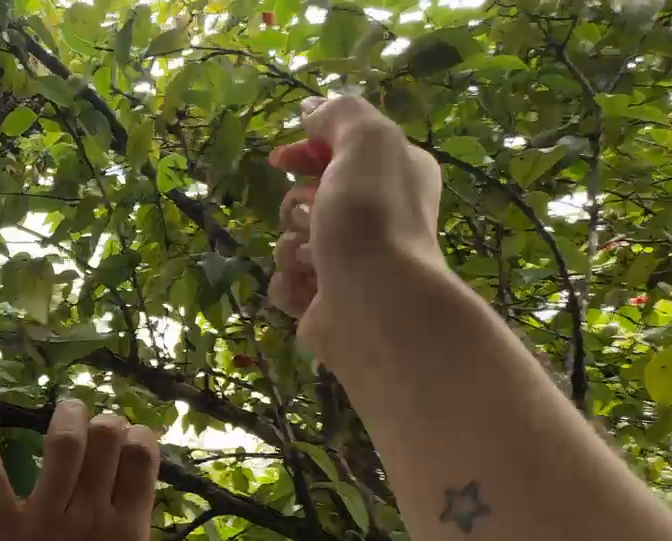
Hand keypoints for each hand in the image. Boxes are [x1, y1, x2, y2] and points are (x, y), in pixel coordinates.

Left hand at [0, 394, 182, 540]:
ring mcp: (46, 520)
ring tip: (68, 410)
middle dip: (107, 424)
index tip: (131, 446)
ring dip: (68, 417)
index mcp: (130, 536)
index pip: (144, 460)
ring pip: (63, 444)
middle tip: (97, 432)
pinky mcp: (5, 530)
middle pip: (107, 441)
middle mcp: (92, 518)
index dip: (140, 439)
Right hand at [267, 96, 444, 341]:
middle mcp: (373, 216)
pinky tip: (306, 288)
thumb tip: (312, 108)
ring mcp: (347, 261)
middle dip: (296, 205)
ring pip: (291, 241)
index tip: (279, 159)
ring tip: (313, 259)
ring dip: (290, 246)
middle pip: (307, 198)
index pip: (341, 152)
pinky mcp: (323, 300)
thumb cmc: (372, 217)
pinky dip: (289, 283)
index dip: (307, 150)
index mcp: (392, 174)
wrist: (373, 301)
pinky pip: (286, 282)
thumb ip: (339, 114)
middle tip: (312, 215)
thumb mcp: (365, 141)